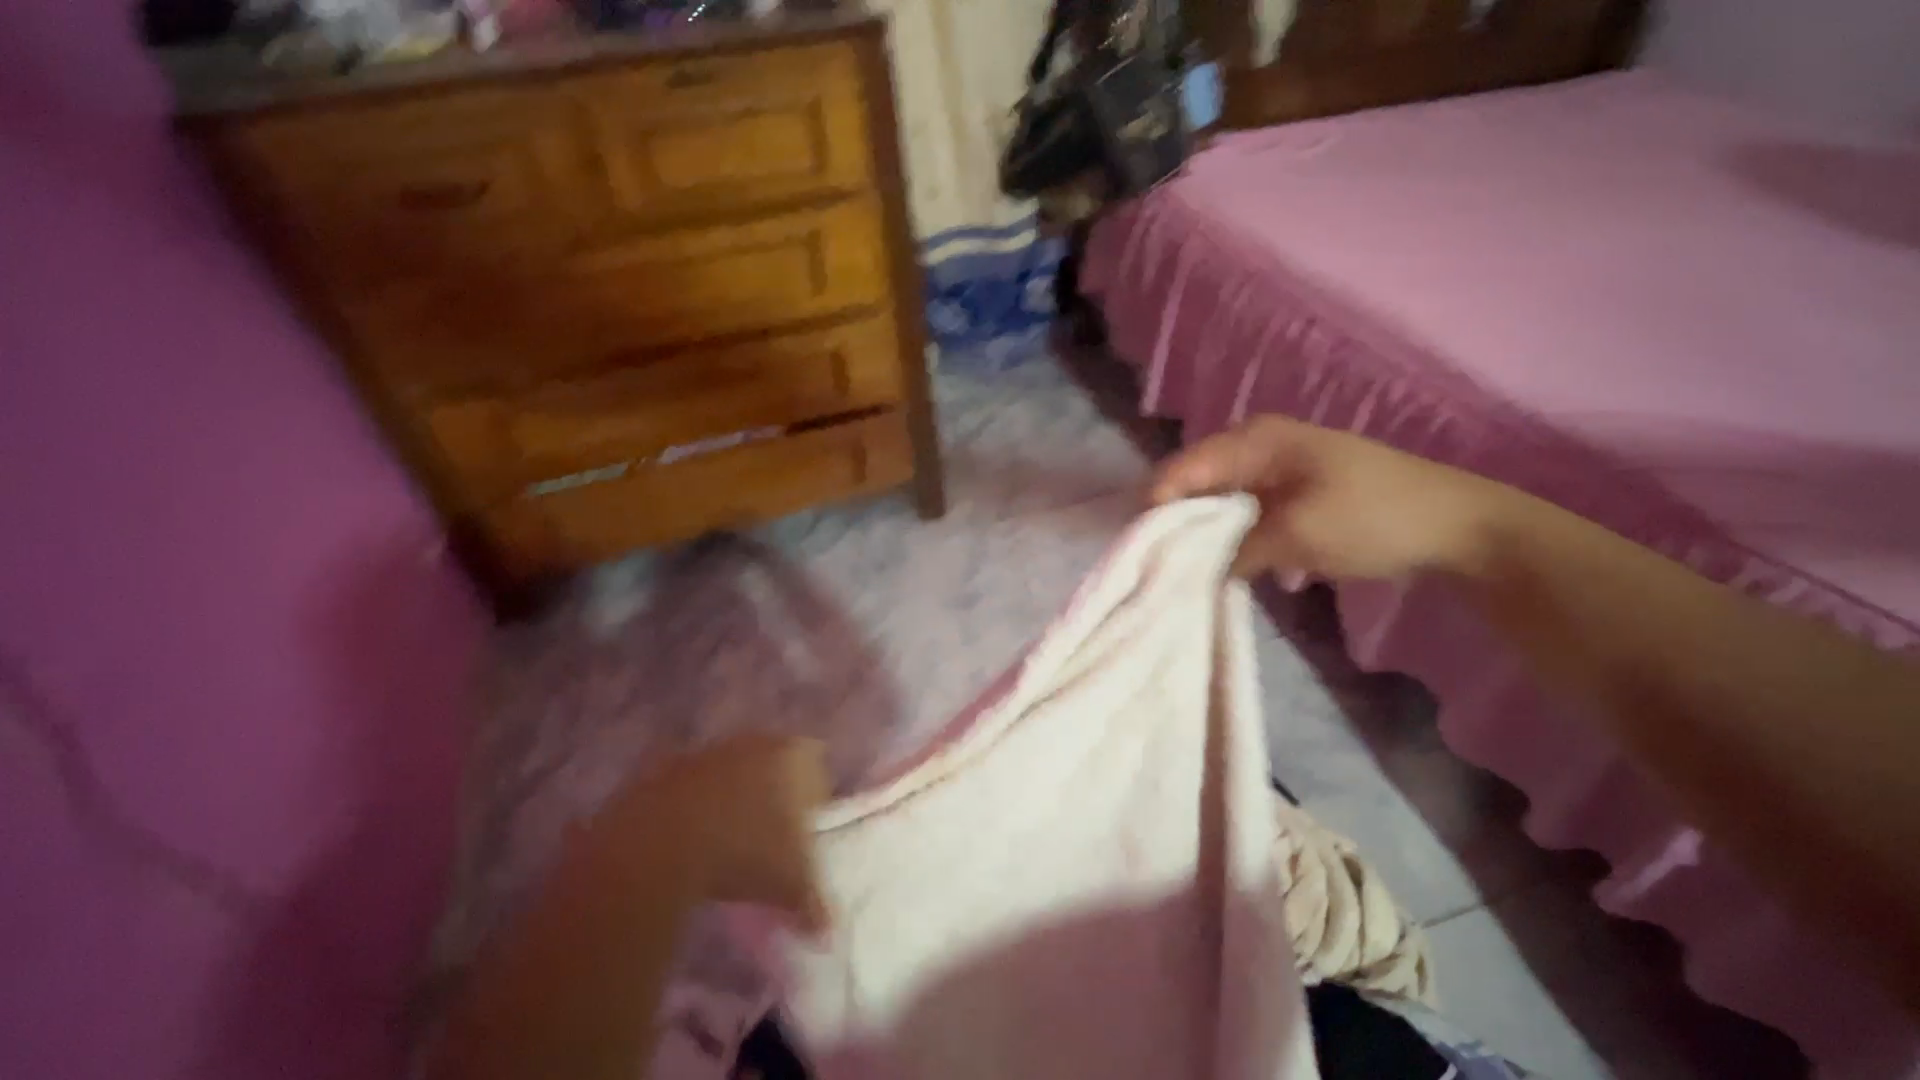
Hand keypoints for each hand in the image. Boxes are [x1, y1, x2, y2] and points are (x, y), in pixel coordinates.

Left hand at [613, 735, 831, 933]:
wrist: (661, 842)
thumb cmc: (746, 853)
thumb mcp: (791, 886)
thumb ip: (815, 905)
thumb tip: (828, 932)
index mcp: (797, 759)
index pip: (818, 771)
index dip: (813, 802)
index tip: (801, 836)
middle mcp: (757, 742)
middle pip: (774, 766)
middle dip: (772, 798)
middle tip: (765, 840)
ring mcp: (710, 749)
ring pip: (732, 772)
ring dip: (731, 800)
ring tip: (723, 844)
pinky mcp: (669, 764)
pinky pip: (693, 785)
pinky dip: (694, 806)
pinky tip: (688, 840)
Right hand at [1152, 415, 1517, 579]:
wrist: (1457, 527)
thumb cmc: (1373, 517)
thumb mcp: (1297, 536)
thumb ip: (1235, 551)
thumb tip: (1194, 569)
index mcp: (1255, 440)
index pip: (1181, 470)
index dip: (1154, 509)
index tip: (1136, 553)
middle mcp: (1258, 447)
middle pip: (1195, 485)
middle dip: (1176, 525)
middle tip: (1157, 569)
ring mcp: (1278, 471)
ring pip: (1219, 504)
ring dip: (1205, 537)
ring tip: (1186, 574)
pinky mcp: (1293, 497)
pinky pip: (1244, 516)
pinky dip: (1233, 541)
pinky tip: (1231, 570)